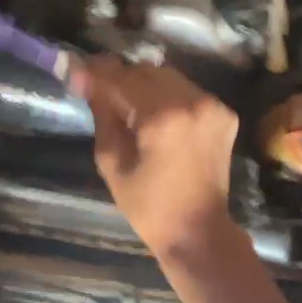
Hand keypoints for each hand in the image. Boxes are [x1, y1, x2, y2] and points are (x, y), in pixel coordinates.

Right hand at [78, 57, 239, 257]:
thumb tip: (87, 82)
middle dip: (121, 78)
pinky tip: (158, 117)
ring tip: (129, 105)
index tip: (77, 72)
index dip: (96, 74)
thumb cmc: (148, 206)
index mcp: (163, 116)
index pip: (122, 79)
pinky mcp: (224, 114)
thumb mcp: (112, 163)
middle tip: (100, 91)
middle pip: (147, 71)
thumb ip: (103, 116)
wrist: (198, 230)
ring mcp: (212, 106)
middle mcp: (192, 102)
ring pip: (169, 77)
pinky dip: (169, 97)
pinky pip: (188, 92)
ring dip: (145, 85)